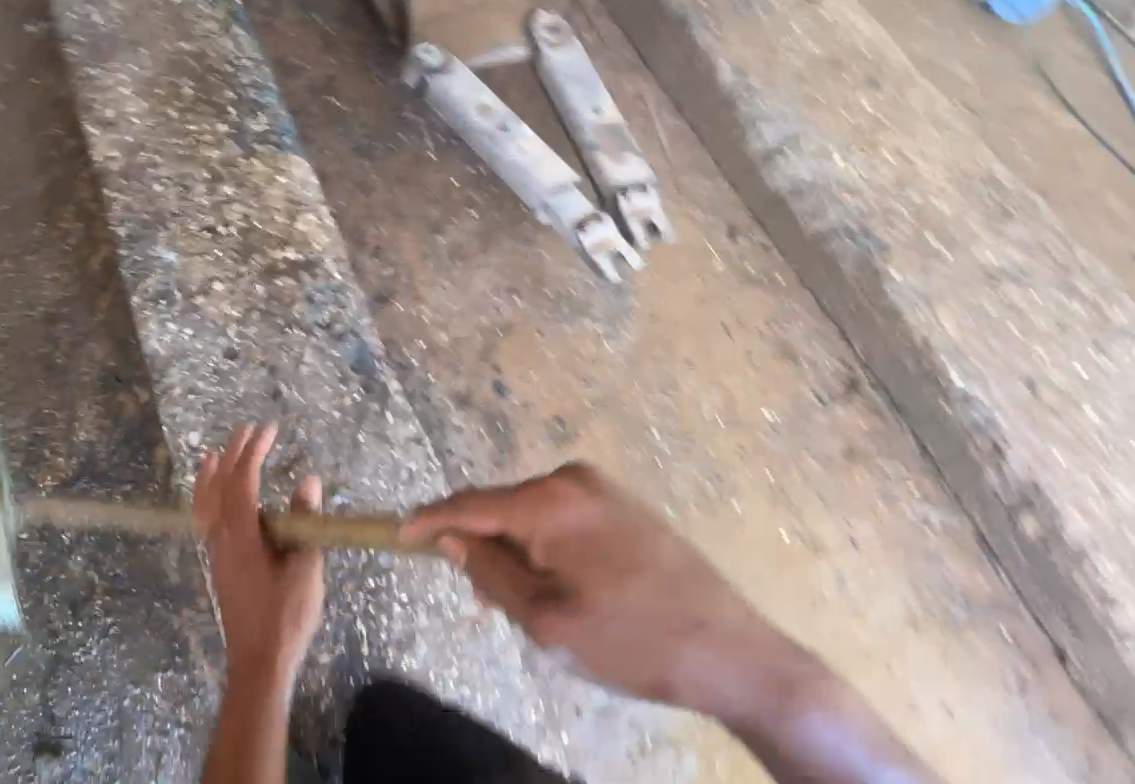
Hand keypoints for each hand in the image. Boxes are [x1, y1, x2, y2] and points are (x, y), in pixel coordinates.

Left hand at [193, 425, 325, 695]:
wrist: (258, 660)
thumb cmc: (285, 617)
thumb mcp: (305, 570)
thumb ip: (306, 524)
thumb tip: (308, 482)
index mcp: (241, 534)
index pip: (243, 480)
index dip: (254, 451)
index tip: (269, 429)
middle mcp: (221, 536)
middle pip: (220, 484)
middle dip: (233, 453)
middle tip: (249, 429)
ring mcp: (216, 551)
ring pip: (205, 502)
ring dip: (212, 474)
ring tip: (214, 454)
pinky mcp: (218, 563)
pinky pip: (205, 518)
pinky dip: (207, 497)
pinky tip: (216, 500)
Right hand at [401, 462, 820, 725]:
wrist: (737, 655)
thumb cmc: (634, 640)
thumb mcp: (547, 620)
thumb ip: (490, 573)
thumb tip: (451, 540)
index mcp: (550, 501)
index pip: (470, 504)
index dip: (430, 520)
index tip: (397, 531)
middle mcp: (571, 478)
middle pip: (499, 507)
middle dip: (479, 545)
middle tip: (479, 596)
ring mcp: (600, 488)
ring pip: (528, 514)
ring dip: (512, 549)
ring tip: (522, 601)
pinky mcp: (621, 504)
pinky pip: (559, 517)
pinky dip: (542, 545)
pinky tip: (554, 585)